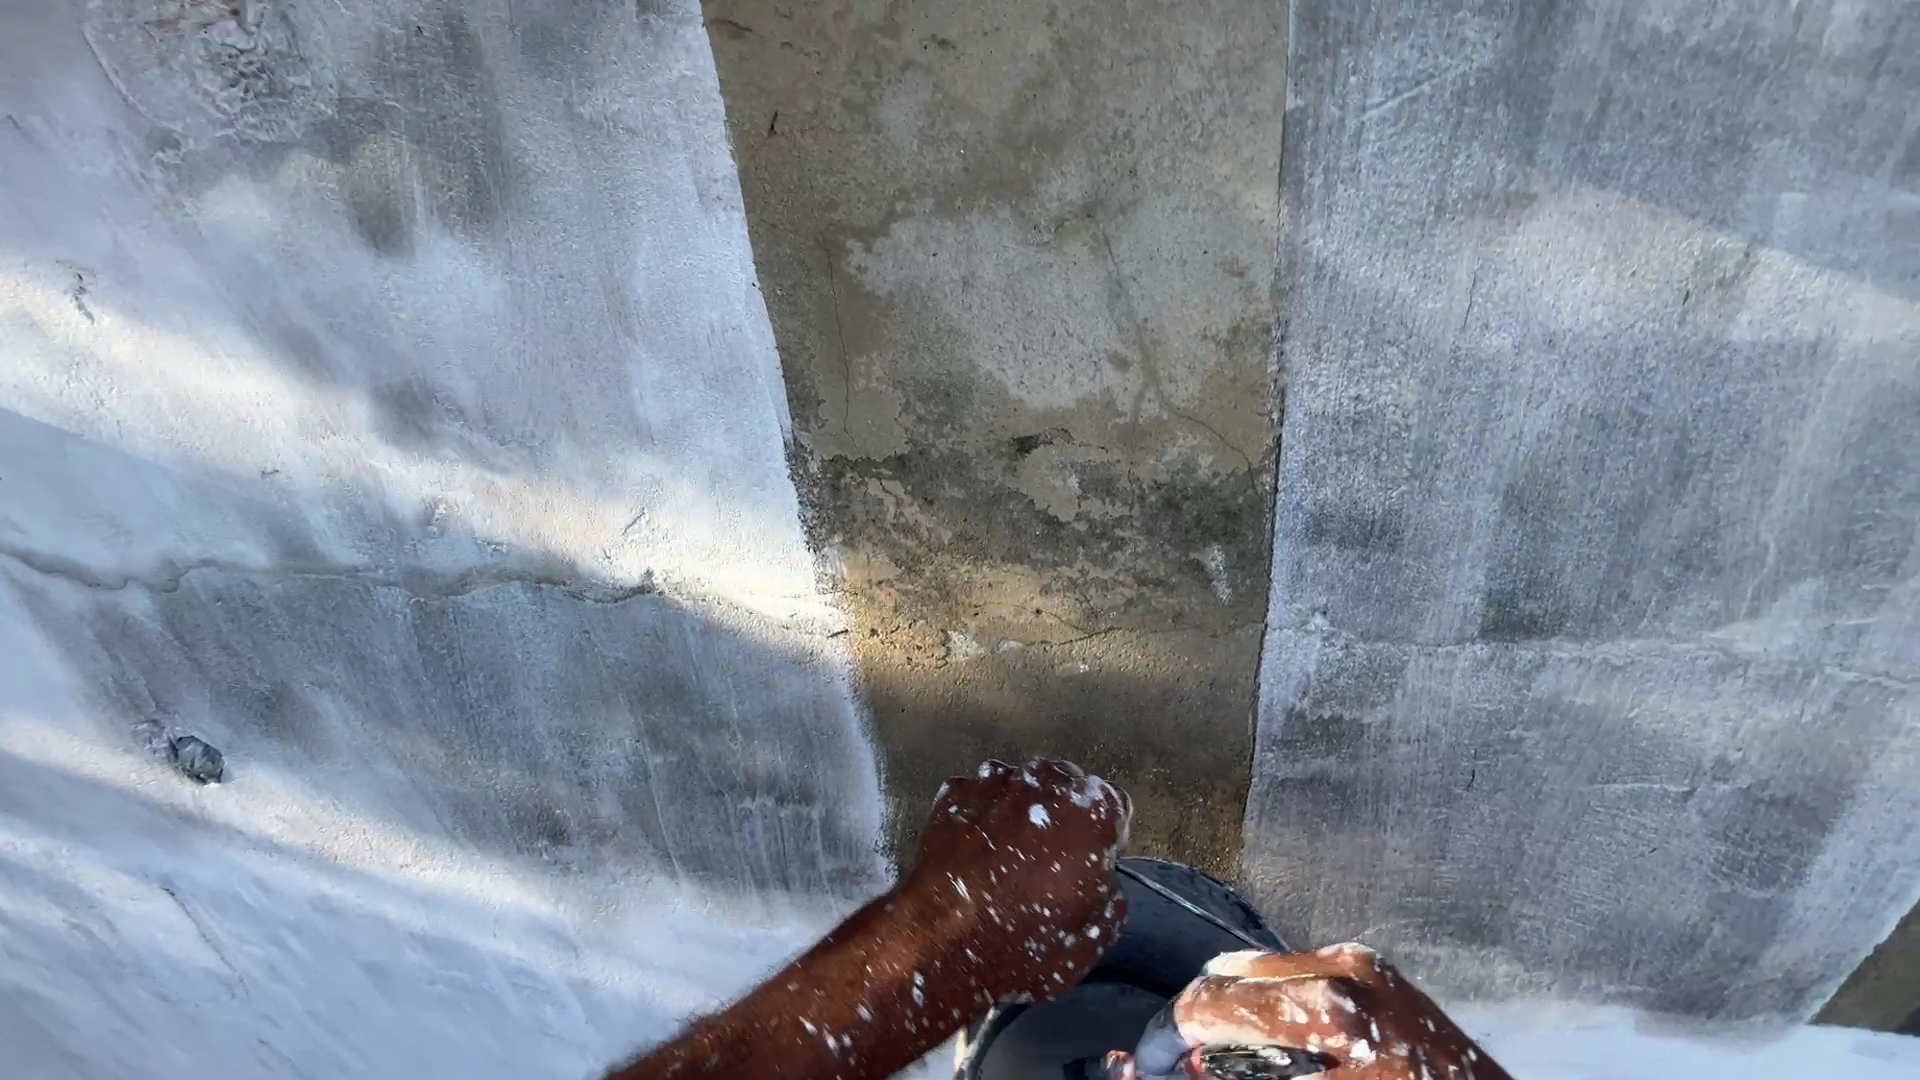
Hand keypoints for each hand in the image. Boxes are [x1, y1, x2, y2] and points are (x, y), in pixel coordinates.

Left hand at [903, 758, 1130, 1004]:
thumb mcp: (1092, 937)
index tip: (1093, 859)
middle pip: (1067, 785)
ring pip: (1021, 785)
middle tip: (1049, 859)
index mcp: (1092, 810)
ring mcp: (997, 780)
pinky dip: (982, 814)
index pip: (1116, 804)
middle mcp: (1046, 780)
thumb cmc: (1025, 943)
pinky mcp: (956, 790)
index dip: (1107, 833)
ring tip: (1007, 855)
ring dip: (1021, 809)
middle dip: (1064, 813)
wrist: (942, 941)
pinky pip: (980, 795)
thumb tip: (1100, 880)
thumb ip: (1109, 893)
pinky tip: (974, 849)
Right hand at [1108, 944, 1510, 1079]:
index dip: (1169, 1034)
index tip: (1150, 1063)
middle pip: (1227, 973)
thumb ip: (1235, 1078)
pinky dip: (1272, 1005)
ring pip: (1259, 966)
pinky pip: (1295, 972)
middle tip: (1186, 1063)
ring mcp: (1360, 961)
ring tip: (1233, 1055)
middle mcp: (1341, 968)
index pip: (1213, 1003)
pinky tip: (1280, 1045)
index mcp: (1329, 1011)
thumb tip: (1178, 1069)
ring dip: (1233, 1010)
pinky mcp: (1373, 966)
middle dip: (1198, 1019)